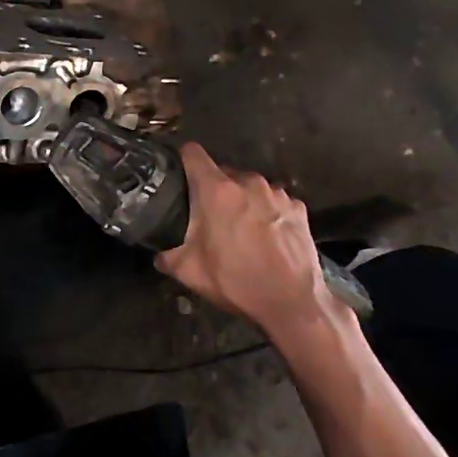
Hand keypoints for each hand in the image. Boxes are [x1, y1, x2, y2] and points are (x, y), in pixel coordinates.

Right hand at [155, 143, 339, 335]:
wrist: (292, 302)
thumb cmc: (236, 282)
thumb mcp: (189, 272)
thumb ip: (166, 254)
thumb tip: (159, 252)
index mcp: (217, 191)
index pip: (193, 153)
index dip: (183, 160)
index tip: (179, 174)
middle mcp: (248, 182)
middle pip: (223, 173)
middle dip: (214, 190)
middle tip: (210, 219)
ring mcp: (277, 193)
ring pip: (250, 187)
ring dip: (242, 201)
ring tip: (242, 231)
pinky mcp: (298, 207)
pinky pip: (274, 201)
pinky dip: (267, 213)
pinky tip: (268, 238)